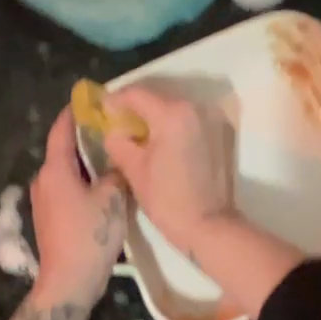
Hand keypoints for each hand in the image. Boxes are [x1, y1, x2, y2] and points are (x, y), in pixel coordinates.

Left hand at [30, 107, 128, 309]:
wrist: (69, 281)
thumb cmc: (89, 236)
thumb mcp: (112, 199)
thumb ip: (116, 173)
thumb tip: (118, 161)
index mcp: (54, 170)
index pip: (61, 130)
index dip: (75, 112)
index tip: (90, 100)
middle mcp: (43, 181)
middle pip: (64, 151)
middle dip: (85, 139)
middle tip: (113, 130)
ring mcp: (44, 202)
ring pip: (66, 173)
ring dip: (86, 164)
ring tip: (112, 157)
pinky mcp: (49, 219)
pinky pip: (67, 190)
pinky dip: (82, 183)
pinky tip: (103, 187)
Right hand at [104, 86, 235, 257]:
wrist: (208, 225)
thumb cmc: (167, 200)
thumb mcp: (134, 170)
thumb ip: (118, 142)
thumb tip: (112, 130)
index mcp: (171, 114)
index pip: (136, 94)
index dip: (114, 100)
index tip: (101, 111)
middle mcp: (194, 108)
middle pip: (157, 99)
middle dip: (135, 109)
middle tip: (116, 124)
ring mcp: (210, 120)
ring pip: (173, 110)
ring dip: (154, 118)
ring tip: (137, 136)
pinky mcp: (219, 135)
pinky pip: (188, 122)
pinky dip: (172, 128)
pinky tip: (160, 145)